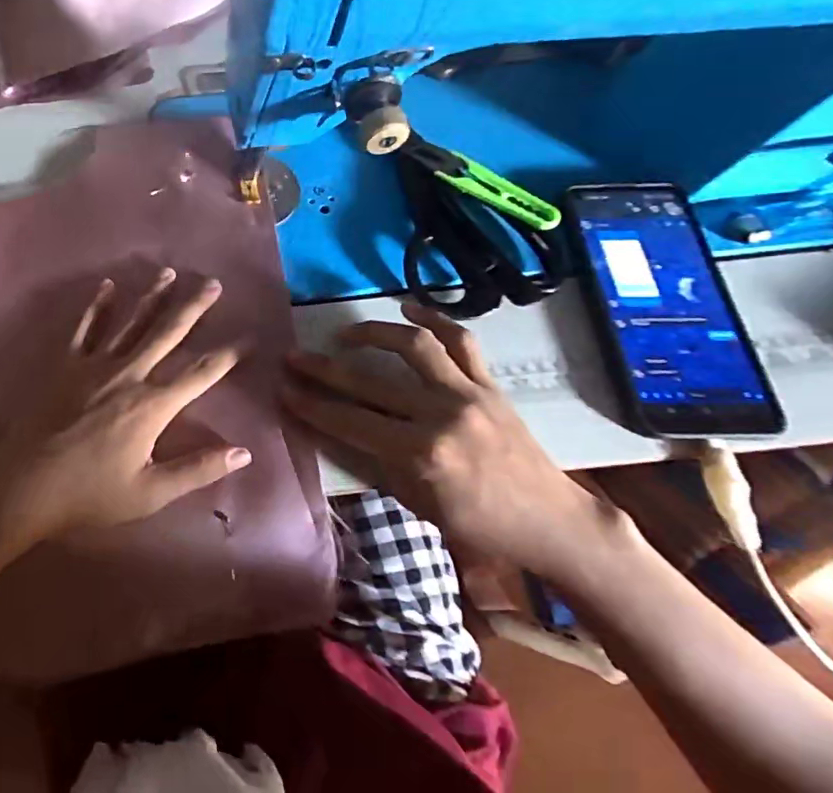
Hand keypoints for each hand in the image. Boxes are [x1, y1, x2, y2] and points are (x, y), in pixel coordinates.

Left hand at [0, 269, 251, 548]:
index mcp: (153, 405)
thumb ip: (198, 470)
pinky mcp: (66, 364)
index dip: (228, 356)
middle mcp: (130, 374)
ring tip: (170, 273)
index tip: (249, 339)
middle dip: (193, 307)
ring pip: (131, 322)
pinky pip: (85, 328)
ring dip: (153, 296)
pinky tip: (108, 286)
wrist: (24, 484)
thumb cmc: (90, 492)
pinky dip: (97, 306)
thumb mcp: (151, 492)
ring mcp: (96, 365)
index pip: (200, 374)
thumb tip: (244, 452)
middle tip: (212, 283)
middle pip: (168, 333)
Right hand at [282, 302, 602, 570]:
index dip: (313, 406)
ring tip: (347, 334)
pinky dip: (435, 319)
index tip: (284, 389)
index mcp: (422, 454)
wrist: (548, 518)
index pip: (352, 422)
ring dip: (375, 332)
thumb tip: (338, 431)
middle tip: (295, 356)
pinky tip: (410, 307)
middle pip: (371, 383)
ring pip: (415, 345)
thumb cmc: (481, 525)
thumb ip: (378, 465)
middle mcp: (442, 414)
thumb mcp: (420, 505)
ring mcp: (468, 392)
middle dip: (325, 369)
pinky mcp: (489, 383)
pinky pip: (462, 340)